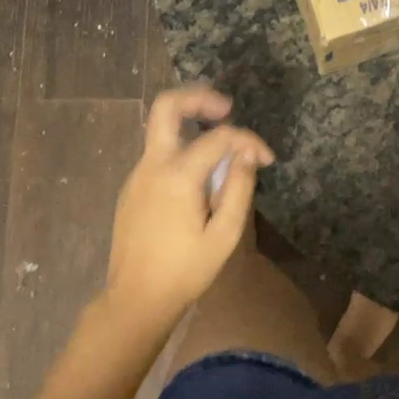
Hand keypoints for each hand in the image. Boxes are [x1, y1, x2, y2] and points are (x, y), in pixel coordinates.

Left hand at [104, 86, 273, 324]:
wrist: (135, 300)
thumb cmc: (185, 272)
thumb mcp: (224, 235)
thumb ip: (239, 188)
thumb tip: (248, 154)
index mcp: (177, 176)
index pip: (219, 138)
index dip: (248, 140)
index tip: (266, 159)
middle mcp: (152, 165)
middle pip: (167, 107)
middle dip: (199, 98)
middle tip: (226, 108)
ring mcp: (137, 175)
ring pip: (162, 131)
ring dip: (191, 127)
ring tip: (222, 155)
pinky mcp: (132, 188)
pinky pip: (159, 155)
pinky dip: (182, 152)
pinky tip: (201, 181)